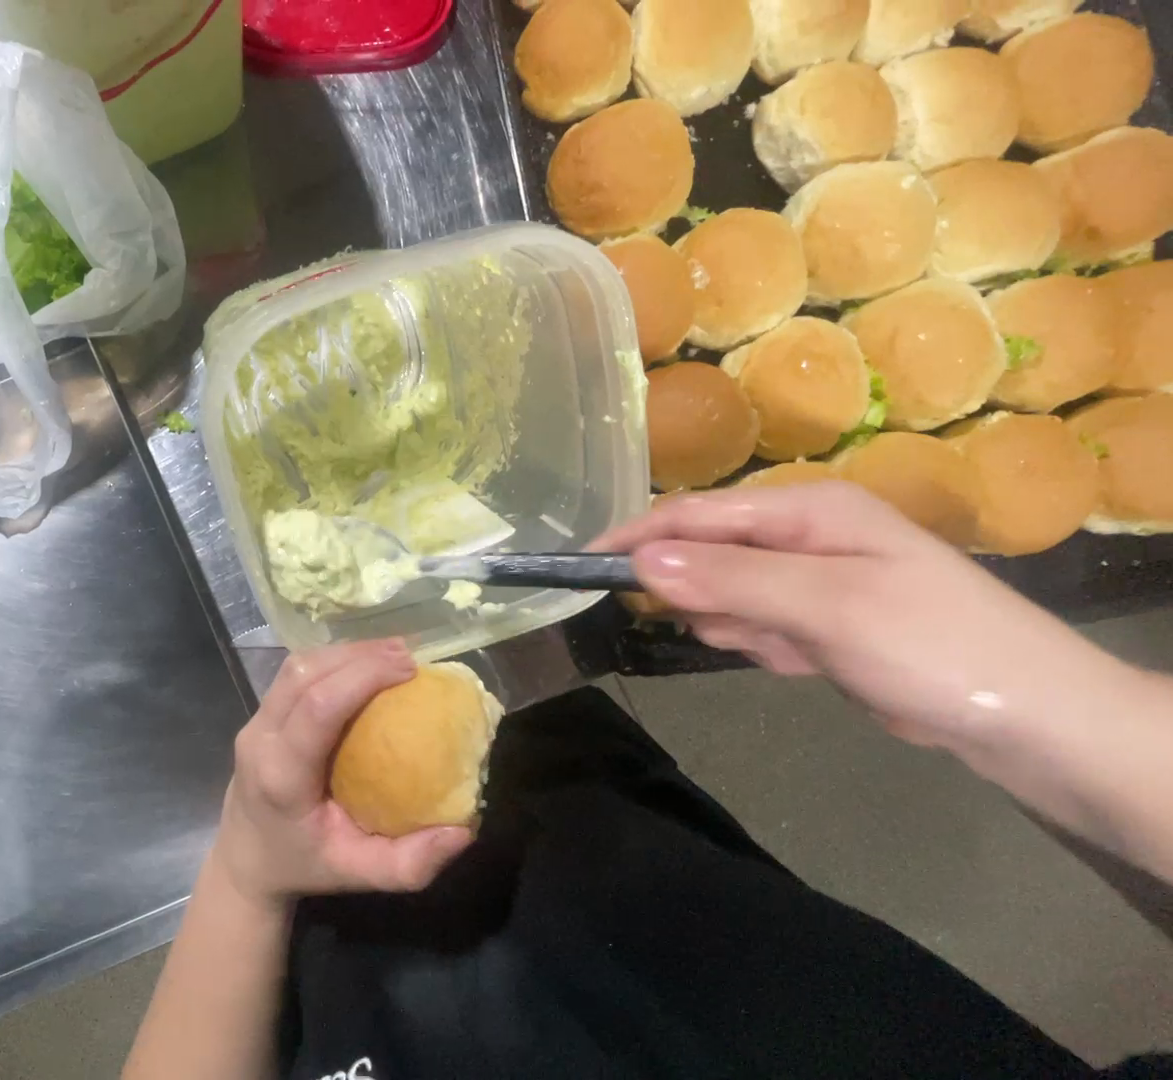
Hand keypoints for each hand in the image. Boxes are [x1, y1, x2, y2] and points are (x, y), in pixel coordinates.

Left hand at [211, 640, 473, 906]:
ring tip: (392, 655)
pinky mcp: (260, 715)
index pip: (317, 707)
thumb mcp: (358, 875)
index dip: (362, 676)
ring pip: (295, 667)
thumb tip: (463, 831)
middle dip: (358, 655)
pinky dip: (331, 662)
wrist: (246, 859)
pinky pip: (293, 675)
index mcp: (281, 775)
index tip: (410, 670)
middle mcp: (260, 739)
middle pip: (304, 674)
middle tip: (410, 657)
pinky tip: (364, 667)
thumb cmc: (304, 864)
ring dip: (344, 653)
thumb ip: (410, 863)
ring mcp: (254, 722)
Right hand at [591, 482, 1136, 751]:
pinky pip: (749, 622)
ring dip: (733, 625)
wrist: (1029, 721)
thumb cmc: (933, 647)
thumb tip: (638, 563)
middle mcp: (800, 533)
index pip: (693, 514)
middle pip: (701, 553)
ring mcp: (807, 576)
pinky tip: (796, 661)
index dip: (635, 538)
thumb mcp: (827, 607)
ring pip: (720, 593)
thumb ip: (729, 579)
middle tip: (732, 630)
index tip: (580, 568)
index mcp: (805, 509)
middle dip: (699, 595)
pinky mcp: (811, 617)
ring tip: (780, 650)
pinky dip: (757, 644)